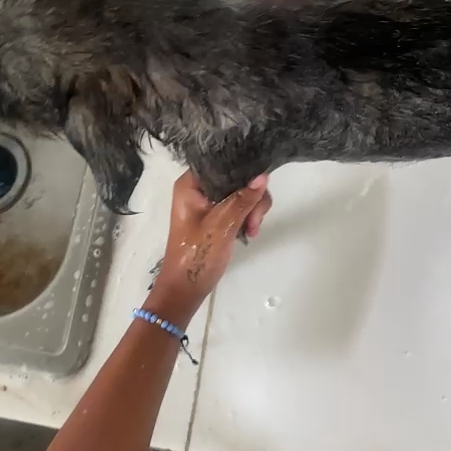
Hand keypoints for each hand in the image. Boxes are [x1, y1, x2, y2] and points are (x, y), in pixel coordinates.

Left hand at [147, 170, 271, 321]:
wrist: (187, 288)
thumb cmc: (197, 254)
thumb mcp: (222, 225)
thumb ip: (243, 199)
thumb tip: (263, 176)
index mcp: (190, 185)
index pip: (220, 162)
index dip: (242, 169)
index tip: (259, 184)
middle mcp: (198, 189)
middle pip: (236, 178)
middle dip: (251, 198)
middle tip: (253, 221)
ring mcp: (208, 204)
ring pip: (241, 194)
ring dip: (252, 211)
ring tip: (251, 231)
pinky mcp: (217, 218)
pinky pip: (239, 208)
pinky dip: (247, 218)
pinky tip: (249, 233)